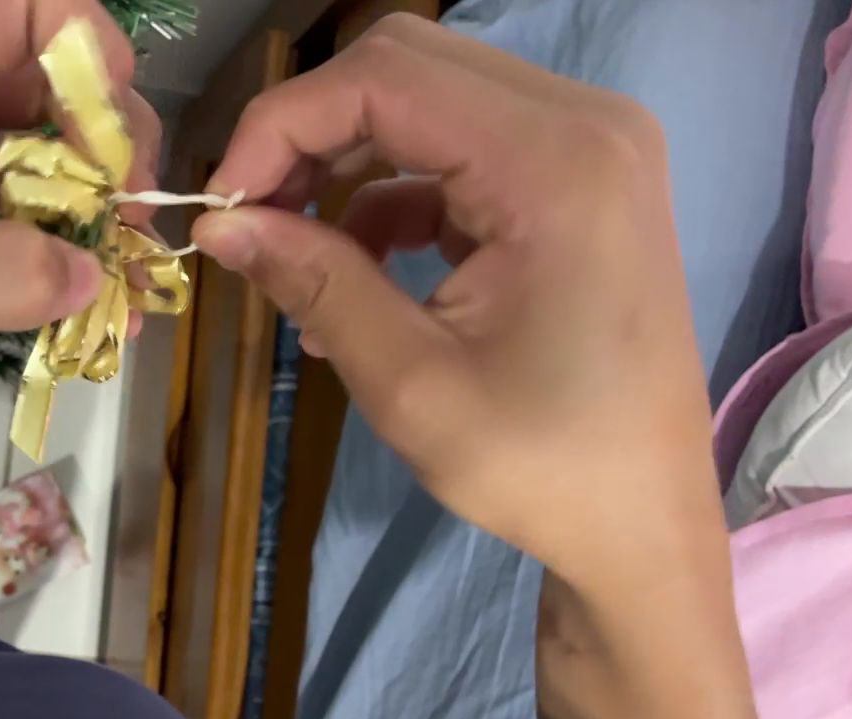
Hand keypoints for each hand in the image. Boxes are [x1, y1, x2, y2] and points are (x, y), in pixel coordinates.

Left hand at [0, 0, 159, 482]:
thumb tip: (93, 273)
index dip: (76, 44)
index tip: (123, 127)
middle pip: (19, 93)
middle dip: (91, 139)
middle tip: (134, 217)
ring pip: (8, 174)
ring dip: (70, 210)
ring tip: (121, 268)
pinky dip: (33, 265)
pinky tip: (70, 303)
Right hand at [193, 15, 721, 594]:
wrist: (634, 515)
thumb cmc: (531, 463)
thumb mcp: (405, 379)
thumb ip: (313, 282)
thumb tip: (217, 225)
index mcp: (553, 164)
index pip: (382, 80)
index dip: (277, 129)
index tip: (219, 208)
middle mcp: (582, 125)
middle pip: (402, 69)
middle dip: (303, 138)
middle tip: (247, 224)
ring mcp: (583, 150)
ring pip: (421, 105)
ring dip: (338, 170)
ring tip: (294, 262)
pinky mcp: (568, 187)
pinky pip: (449, 158)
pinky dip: (381, 204)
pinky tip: (353, 281)